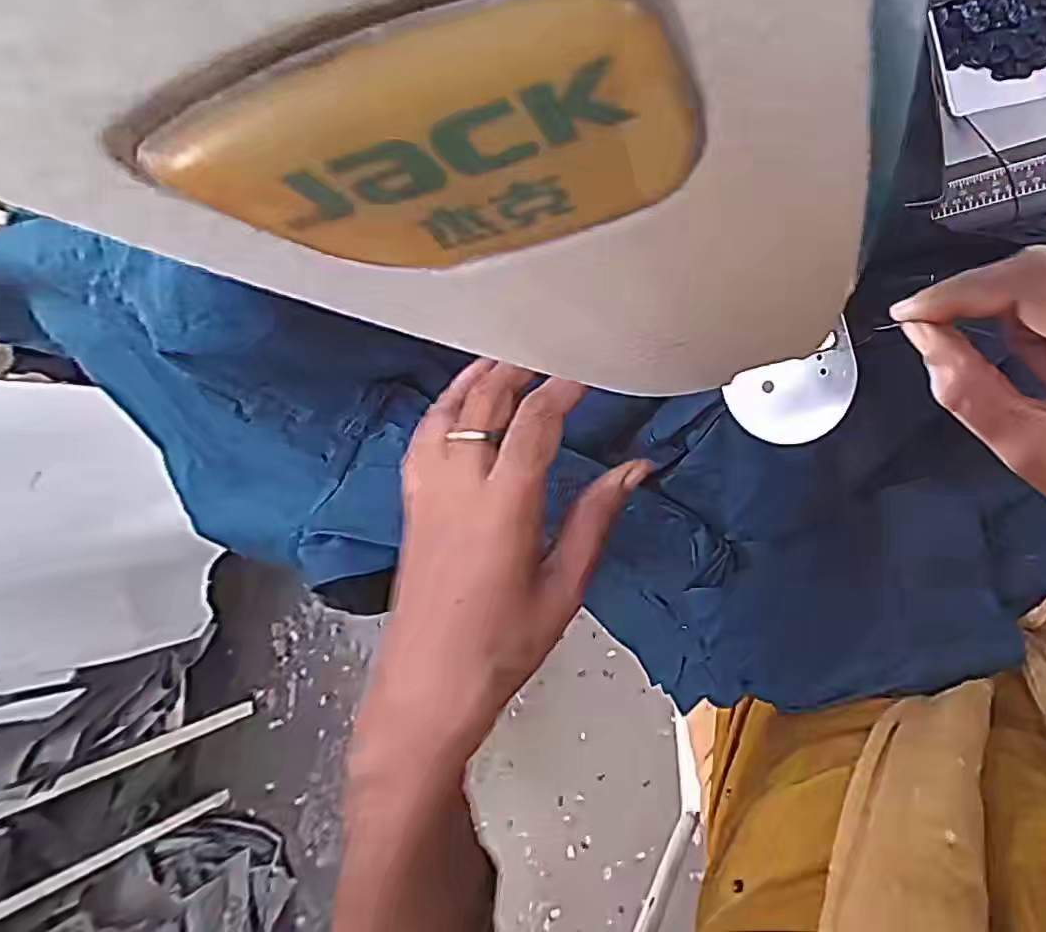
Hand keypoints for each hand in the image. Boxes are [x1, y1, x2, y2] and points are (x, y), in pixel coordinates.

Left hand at [353, 359, 650, 780]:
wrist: (426, 693)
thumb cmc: (498, 649)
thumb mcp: (565, 584)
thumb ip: (597, 517)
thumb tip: (633, 471)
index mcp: (503, 508)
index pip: (535, 422)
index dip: (563, 388)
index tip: (586, 371)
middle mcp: (459, 491)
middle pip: (486, 403)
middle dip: (519, 368)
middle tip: (549, 352)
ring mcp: (428, 496)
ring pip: (448, 412)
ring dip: (478, 379)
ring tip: (506, 360)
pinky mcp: (413, 508)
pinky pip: (423, 438)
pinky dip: (444, 407)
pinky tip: (458, 403)